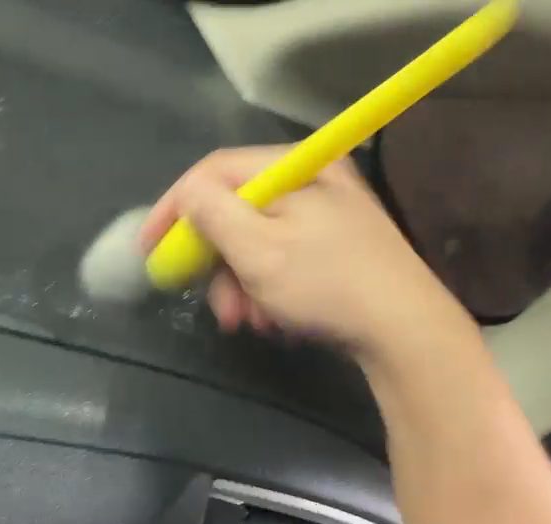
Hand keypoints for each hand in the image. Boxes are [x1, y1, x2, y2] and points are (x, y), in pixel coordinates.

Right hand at [139, 146, 484, 378]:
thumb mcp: (259, 251)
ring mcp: (325, 214)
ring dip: (240, 287)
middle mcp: (310, 180)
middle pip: (234, 212)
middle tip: (215, 306)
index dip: (173, 210)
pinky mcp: (334, 248)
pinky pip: (280, 260)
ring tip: (249, 323)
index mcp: (293, 168)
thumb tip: (186, 196)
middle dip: (215, 265)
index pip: (213, 173)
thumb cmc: (325, 285)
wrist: (402, 328)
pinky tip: (274, 320)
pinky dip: (266, 291)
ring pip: (255, 244)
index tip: (148, 251)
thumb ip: (213, 217)